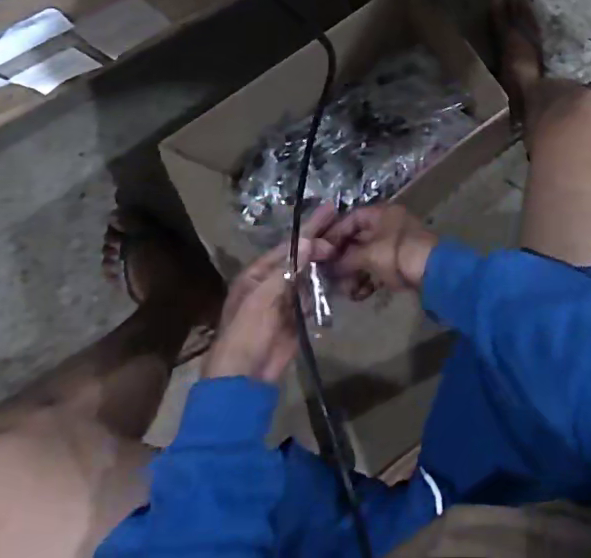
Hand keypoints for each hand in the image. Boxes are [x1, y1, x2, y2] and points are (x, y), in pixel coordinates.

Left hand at [203, 204, 336, 383]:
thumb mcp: (261, 298)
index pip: (288, 246)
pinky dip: (325, 285)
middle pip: (300, 257)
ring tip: (346, 245)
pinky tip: (340, 274)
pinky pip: (313, 296)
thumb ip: (286, 270)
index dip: (309, 229)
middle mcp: (271, 282)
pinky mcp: (296, 318)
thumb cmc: (246, 334)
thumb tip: (309, 241)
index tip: (329, 212)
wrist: (244, 379)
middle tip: (342, 226)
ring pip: (309, 275)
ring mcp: (285, 300)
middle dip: (320, 242)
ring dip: (325, 261)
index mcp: (257, 274)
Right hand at [324, 206, 438, 301]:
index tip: (321, 250)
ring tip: (346, 291)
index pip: (352, 218)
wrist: (435, 273)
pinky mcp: (402, 263)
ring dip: (355, 274)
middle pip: (359, 239)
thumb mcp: (369, 255)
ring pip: (368, 256)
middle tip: (330, 275)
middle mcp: (389, 225)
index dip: (335, 233)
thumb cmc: (399, 255)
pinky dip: (369, 280)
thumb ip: (345, 259)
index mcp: (382, 214)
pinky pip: (379, 268)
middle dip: (344, 259)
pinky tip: (360, 295)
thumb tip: (328, 268)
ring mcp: (396, 244)